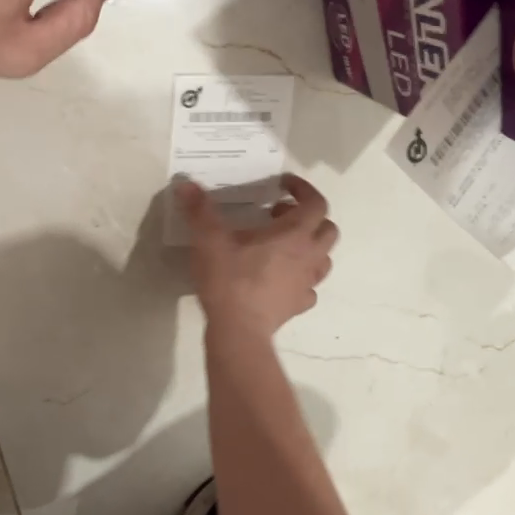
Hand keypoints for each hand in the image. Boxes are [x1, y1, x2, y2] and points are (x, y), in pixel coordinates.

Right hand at [180, 175, 339, 338]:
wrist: (238, 330)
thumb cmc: (229, 279)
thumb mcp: (209, 239)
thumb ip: (200, 209)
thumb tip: (186, 185)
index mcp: (294, 233)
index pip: (316, 203)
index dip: (303, 189)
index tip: (282, 185)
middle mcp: (308, 256)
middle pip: (327, 229)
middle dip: (308, 218)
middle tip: (279, 216)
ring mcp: (307, 283)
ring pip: (323, 258)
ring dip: (309, 246)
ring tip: (282, 245)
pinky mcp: (298, 305)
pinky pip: (309, 287)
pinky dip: (300, 277)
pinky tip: (281, 278)